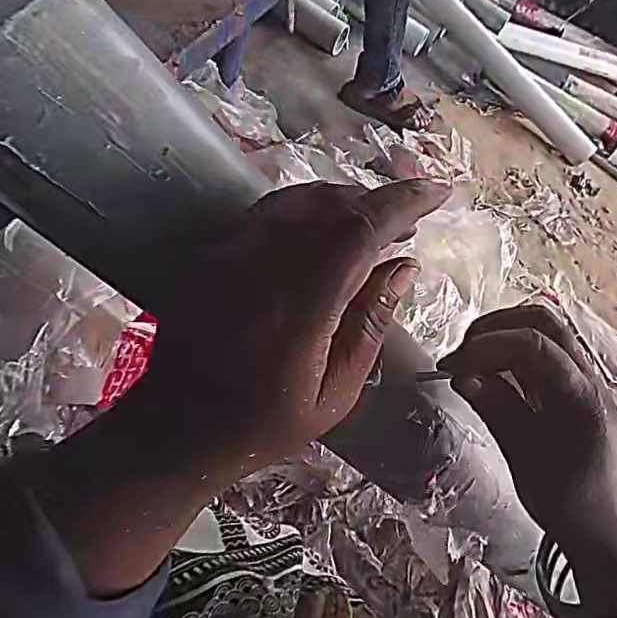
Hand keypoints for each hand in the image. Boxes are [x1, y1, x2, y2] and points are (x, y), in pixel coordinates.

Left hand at [135, 179, 451, 469]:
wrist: (178, 425)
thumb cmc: (263, 422)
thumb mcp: (334, 392)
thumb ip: (370, 323)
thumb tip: (404, 267)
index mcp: (299, 307)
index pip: (358, 231)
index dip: (403, 202)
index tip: (438, 191)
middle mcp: (260, 266)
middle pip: (329, 206)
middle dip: (377, 200)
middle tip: (408, 217)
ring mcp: (228, 254)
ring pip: (296, 201)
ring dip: (341, 201)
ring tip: (370, 221)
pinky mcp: (209, 254)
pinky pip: (265, 213)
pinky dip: (303, 209)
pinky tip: (319, 227)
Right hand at [437, 306, 616, 569]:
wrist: (610, 528)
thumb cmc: (569, 501)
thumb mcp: (525, 460)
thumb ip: (497, 410)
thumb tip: (462, 375)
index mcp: (581, 398)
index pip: (533, 344)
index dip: (485, 347)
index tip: (451, 368)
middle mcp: (589, 378)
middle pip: (542, 320)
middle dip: (492, 329)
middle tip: (461, 357)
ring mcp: (585, 378)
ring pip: (543, 328)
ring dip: (501, 334)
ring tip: (471, 362)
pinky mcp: (574, 384)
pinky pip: (543, 348)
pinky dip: (510, 349)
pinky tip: (490, 374)